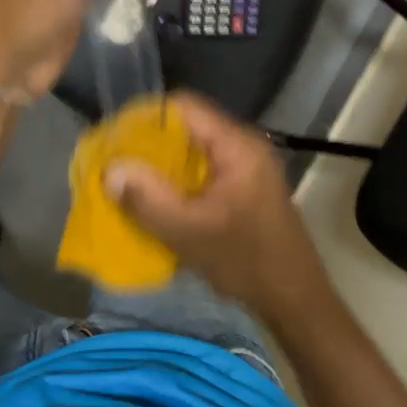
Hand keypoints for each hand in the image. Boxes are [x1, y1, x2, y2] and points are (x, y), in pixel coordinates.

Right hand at [106, 92, 333, 321]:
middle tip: (114, 169)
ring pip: (191, 154)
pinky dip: (177, 185)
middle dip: (147, 147)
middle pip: (185, 129)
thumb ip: (147, 198)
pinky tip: (157, 207)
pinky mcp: (243, 190)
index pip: (183, 107)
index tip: (114, 142)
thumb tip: (111, 170)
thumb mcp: (189, 232)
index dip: (144, 119)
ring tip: (128, 189)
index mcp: (236, 145)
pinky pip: (201, 174)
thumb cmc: (246, 260)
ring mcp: (245, 169)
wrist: (295, 299)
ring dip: (160, 170)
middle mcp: (242, 147)